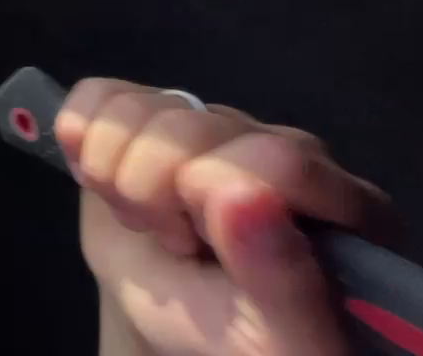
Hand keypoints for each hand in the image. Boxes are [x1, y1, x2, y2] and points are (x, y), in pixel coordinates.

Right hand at [56, 79, 389, 355]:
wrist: (173, 315)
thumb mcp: (276, 343)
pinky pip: (96, 92)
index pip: (274, 157)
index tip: (201, 244)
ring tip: (142, 217)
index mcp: (344, 203)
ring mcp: (207, 118)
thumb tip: (243, 195)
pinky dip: (78, 137)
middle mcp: (279, 144)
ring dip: (112, 173)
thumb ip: (280, 282)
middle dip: (150, 190)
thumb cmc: (235, 338)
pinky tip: (101, 177)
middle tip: (172, 241)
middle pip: (189, 125)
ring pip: (134, 108)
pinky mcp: (144, 106)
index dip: (214, 194)